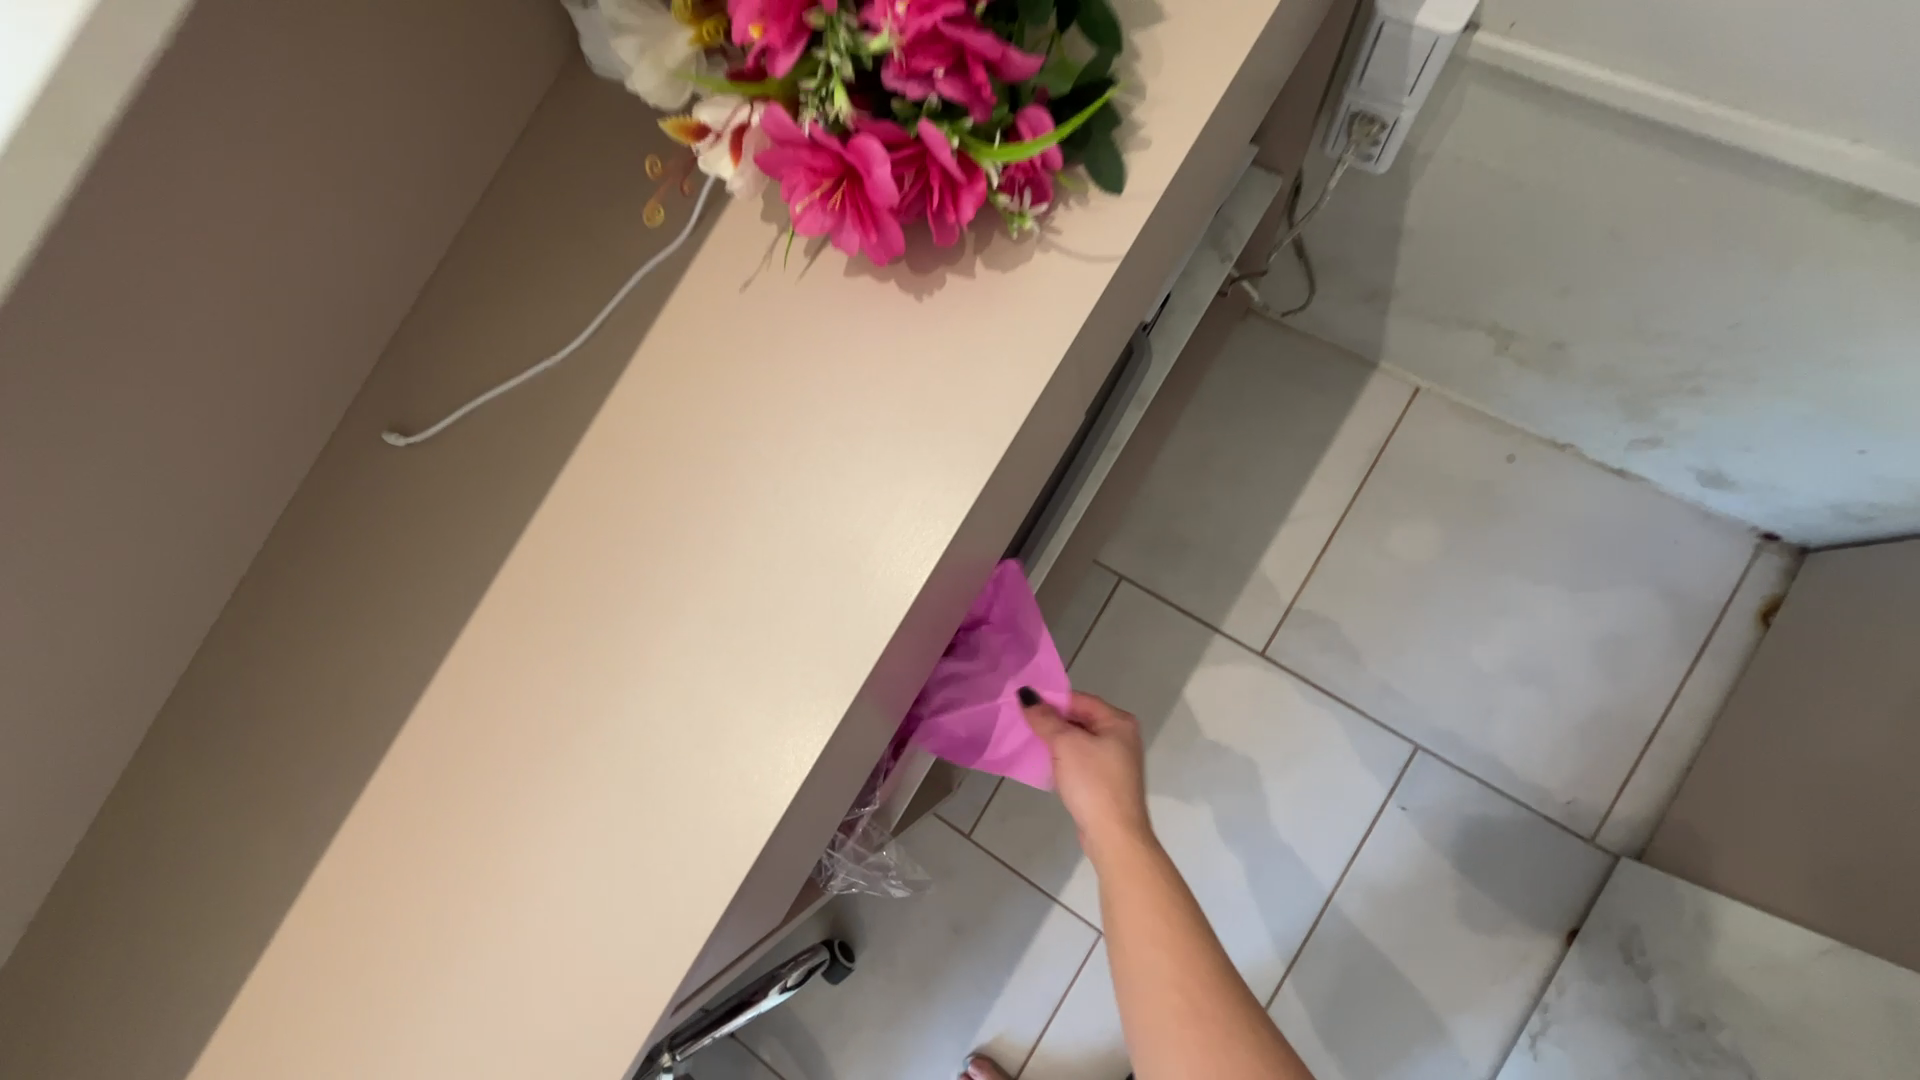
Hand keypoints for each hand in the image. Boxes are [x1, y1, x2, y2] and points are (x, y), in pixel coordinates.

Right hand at [1020, 689, 1155, 861]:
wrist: (1113, 834)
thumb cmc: (1092, 782)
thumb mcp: (1065, 744)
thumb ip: (1045, 718)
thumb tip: (1026, 694)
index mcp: (1118, 721)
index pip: (1079, 700)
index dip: (1052, 700)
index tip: (1024, 704)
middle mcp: (1121, 737)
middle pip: (1080, 719)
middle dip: (1052, 721)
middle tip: (1022, 722)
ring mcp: (1115, 761)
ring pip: (1079, 741)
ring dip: (1056, 741)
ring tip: (1029, 740)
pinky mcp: (1106, 781)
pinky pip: (1080, 760)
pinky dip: (1063, 759)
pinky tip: (1045, 763)